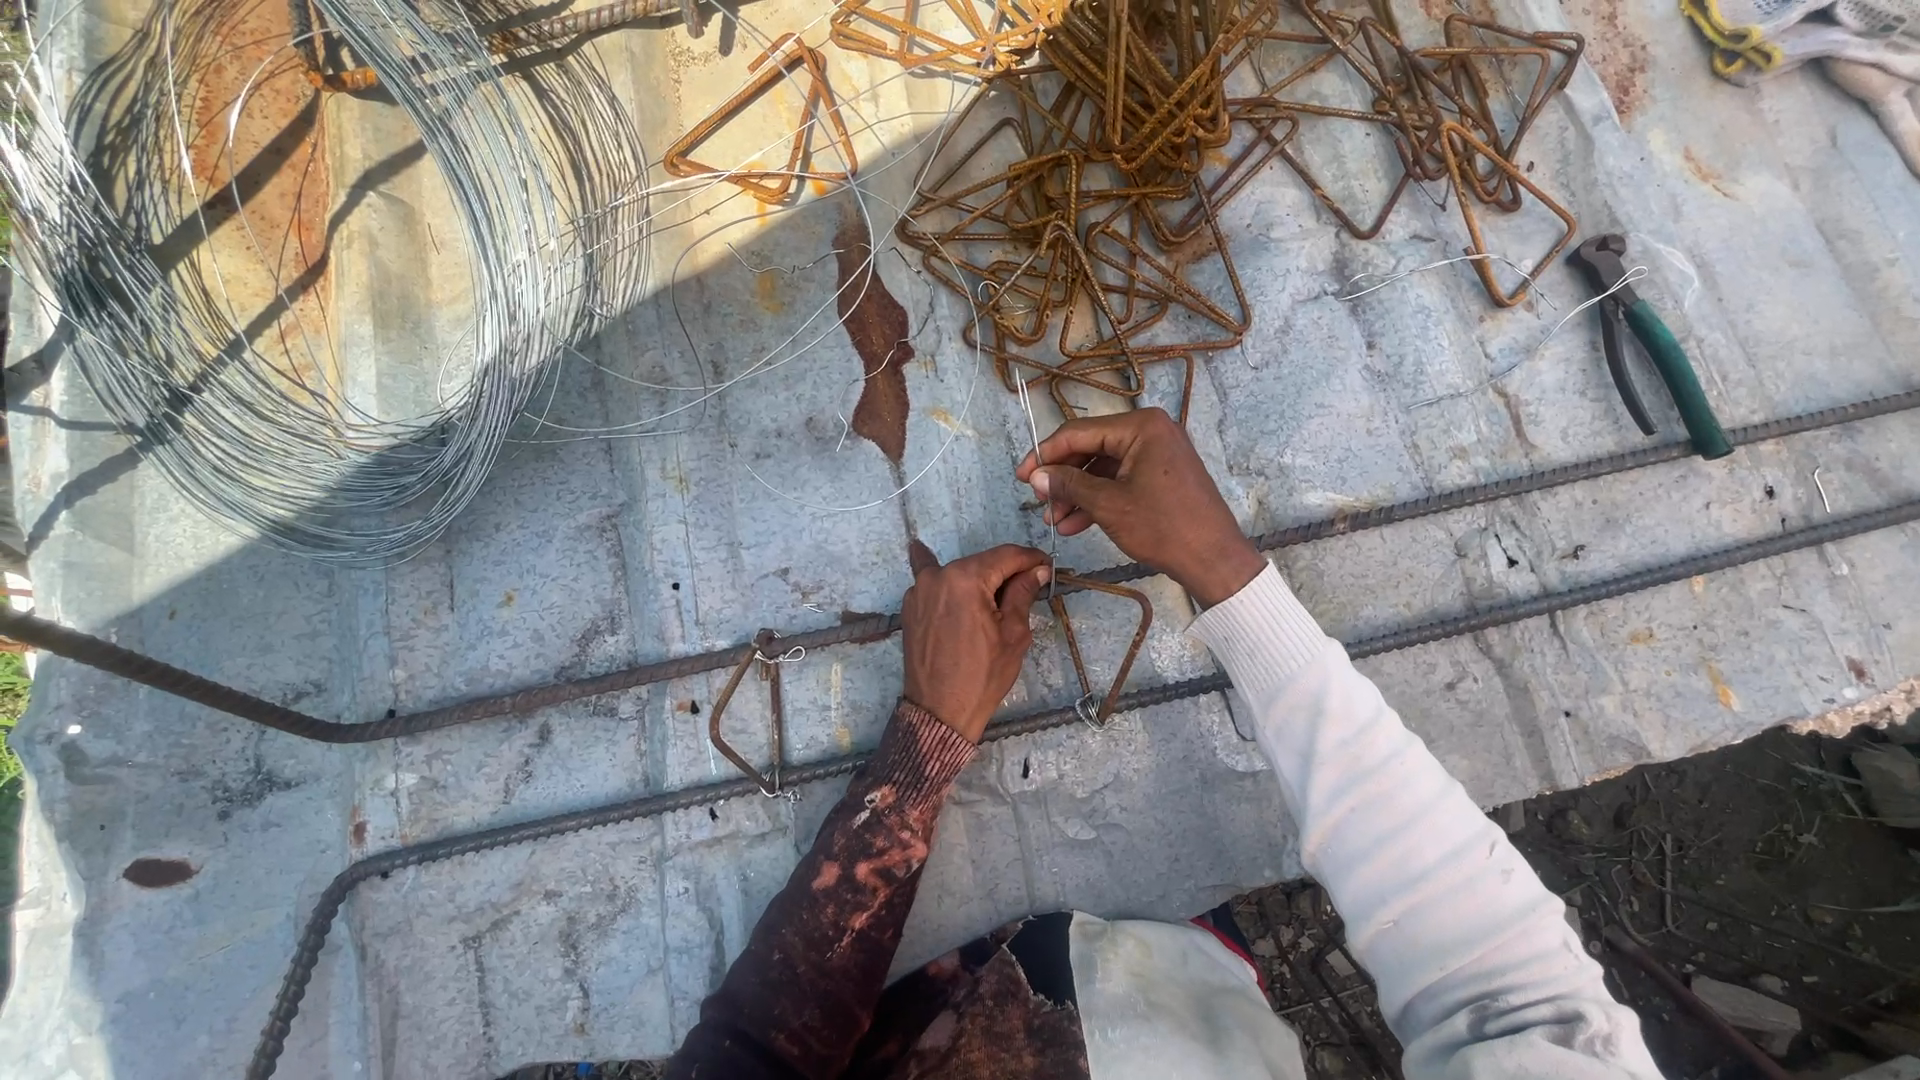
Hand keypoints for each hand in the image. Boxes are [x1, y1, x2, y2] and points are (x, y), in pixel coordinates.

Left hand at [901, 544, 1050, 741]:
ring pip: (959, 573)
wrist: (940, 711)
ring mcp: (919, 590)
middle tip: (1030, 585)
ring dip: (979, 578)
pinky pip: (929, 582)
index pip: (1006, 556)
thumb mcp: (1013, 633)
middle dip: (1007, 572)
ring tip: (998, 595)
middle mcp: (938, 576)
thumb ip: (1023, 593)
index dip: (1031, 559)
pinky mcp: (910, 607)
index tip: (1047, 566)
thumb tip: (1037, 571)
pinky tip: (921, 549)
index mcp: (966, 579)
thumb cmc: (982, 675)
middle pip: (982, 563)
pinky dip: (937, 573)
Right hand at [1014, 407, 1265, 606]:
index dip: (1045, 454)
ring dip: (1077, 494)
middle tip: (1039, 502)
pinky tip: (1075, 524)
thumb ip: (1068, 485)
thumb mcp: (1108, 505)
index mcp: (1141, 426)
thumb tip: (1036, 475)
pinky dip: (1098, 500)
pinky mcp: (1161, 477)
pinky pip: (1120, 481)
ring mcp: (1158, 454)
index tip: (1022, 475)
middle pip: (1091, 450)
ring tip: (1054, 520)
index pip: (1079, 432)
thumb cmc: (1163, 527)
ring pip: (1103, 470)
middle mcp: (1151, 432)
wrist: (1213, 559)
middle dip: (1062, 479)